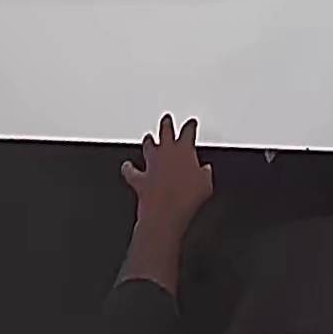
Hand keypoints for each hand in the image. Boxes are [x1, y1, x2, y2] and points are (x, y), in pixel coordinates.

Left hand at [121, 113, 212, 236]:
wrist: (165, 215)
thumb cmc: (187, 200)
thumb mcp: (206, 185)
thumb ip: (205, 174)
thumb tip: (205, 171)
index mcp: (184, 150)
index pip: (188, 131)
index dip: (190, 125)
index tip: (191, 123)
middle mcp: (166, 153)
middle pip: (165, 131)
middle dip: (166, 124)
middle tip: (166, 118)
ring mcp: (152, 165)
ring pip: (148, 146)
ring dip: (148, 141)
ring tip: (148, 137)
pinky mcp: (140, 180)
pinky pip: (131, 172)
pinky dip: (128, 168)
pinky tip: (126, 166)